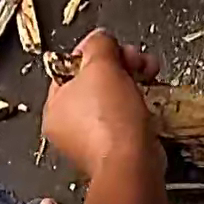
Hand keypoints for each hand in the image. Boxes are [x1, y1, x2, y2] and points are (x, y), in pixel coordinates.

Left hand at [42, 29, 162, 173]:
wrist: (133, 163)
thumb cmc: (110, 121)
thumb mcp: (101, 64)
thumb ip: (98, 44)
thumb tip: (100, 40)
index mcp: (54, 109)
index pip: (70, 68)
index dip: (95, 53)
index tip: (113, 48)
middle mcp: (69, 128)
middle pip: (94, 81)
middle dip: (119, 65)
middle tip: (135, 60)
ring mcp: (93, 140)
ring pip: (112, 97)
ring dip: (133, 79)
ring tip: (148, 73)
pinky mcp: (115, 148)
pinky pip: (125, 116)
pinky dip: (137, 104)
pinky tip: (149, 95)